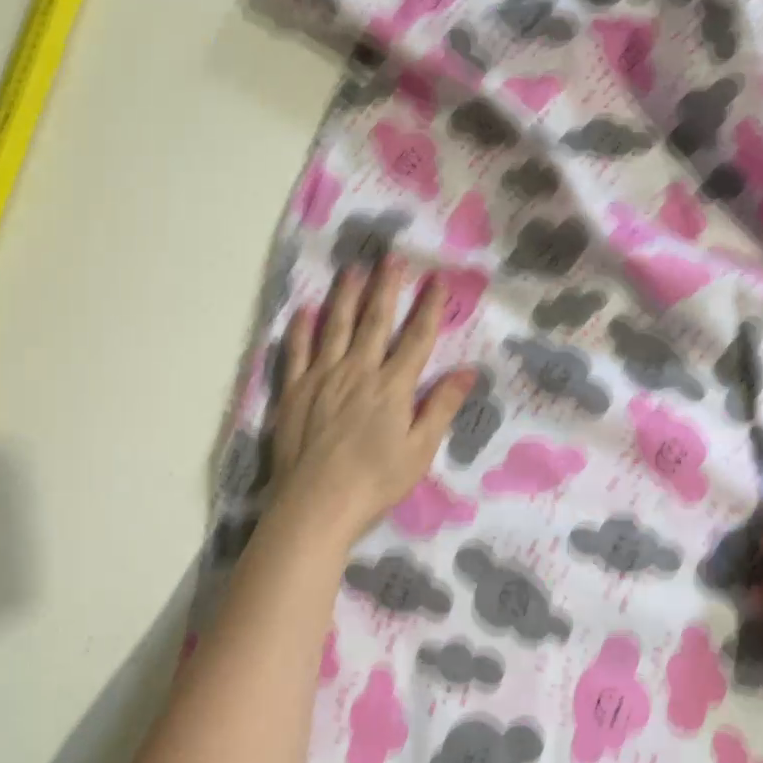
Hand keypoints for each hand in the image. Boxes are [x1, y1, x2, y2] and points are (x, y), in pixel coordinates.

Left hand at [267, 255, 474, 544]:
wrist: (316, 503)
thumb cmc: (375, 482)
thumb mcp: (420, 450)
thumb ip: (441, 407)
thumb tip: (468, 371)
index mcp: (392, 387)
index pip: (416, 338)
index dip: (429, 307)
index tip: (437, 279)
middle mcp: (358, 371)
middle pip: (375, 321)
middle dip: (386, 288)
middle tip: (391, 259)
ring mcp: (322, 377)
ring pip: (335, 326)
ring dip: (345, 296)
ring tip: (352, 269)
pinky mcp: (294, 390)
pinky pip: (297, 351)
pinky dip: (302, 329)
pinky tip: (306, 310)